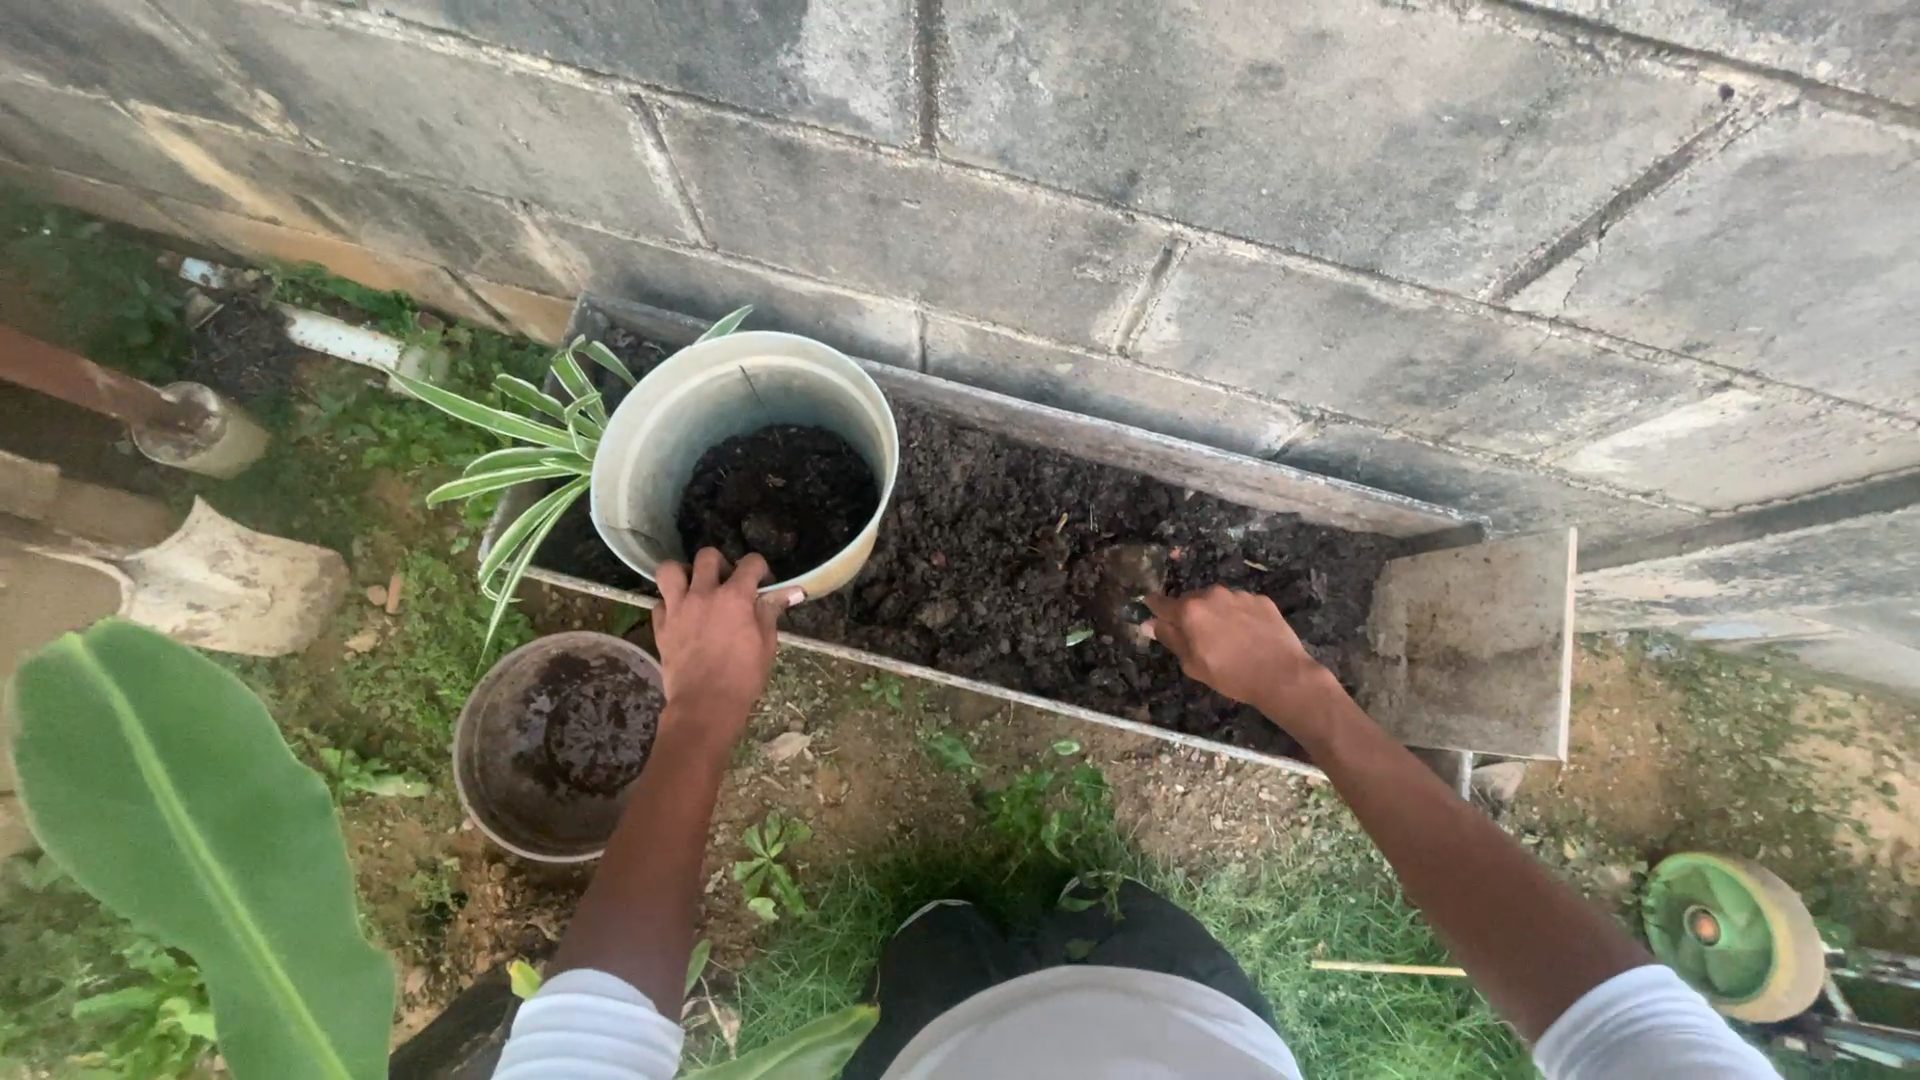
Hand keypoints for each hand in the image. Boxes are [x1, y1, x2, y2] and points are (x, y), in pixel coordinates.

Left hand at [653, 550, 802, 745]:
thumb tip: (783, 594)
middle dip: (720, 563)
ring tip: (694, 587)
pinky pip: (660, 602)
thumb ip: (769, 612)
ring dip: (684, 573)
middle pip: (707, 556)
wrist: (705, 704)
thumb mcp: (767, 644)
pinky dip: (670, 604)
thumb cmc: (743, 676)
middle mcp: (704, 594)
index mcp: (735, 596)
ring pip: (670, 570)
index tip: (761, 581)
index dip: (759, 568)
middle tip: (725, 582)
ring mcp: (678, 608)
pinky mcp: (660, 626)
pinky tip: (681, 615)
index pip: (750, 563)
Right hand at [1144, 586, 1340, 723]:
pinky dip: (1239, 616)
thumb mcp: (1192, 664)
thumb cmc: (1230, 674)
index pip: (1161, 603)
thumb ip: (1170, 638)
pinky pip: (1241, 604)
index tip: (1151, 610)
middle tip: (1198, 638)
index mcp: (1189, 611)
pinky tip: (1248, 635)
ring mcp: (1238, 595)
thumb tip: (1148, 623)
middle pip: (1191, 601)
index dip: (1154, 607)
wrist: (1281, 675)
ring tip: (1227, 638)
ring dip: (1216, 614)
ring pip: (1217, 601)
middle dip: (1190, 615)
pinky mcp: (1261, 600)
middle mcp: (1211, 595)